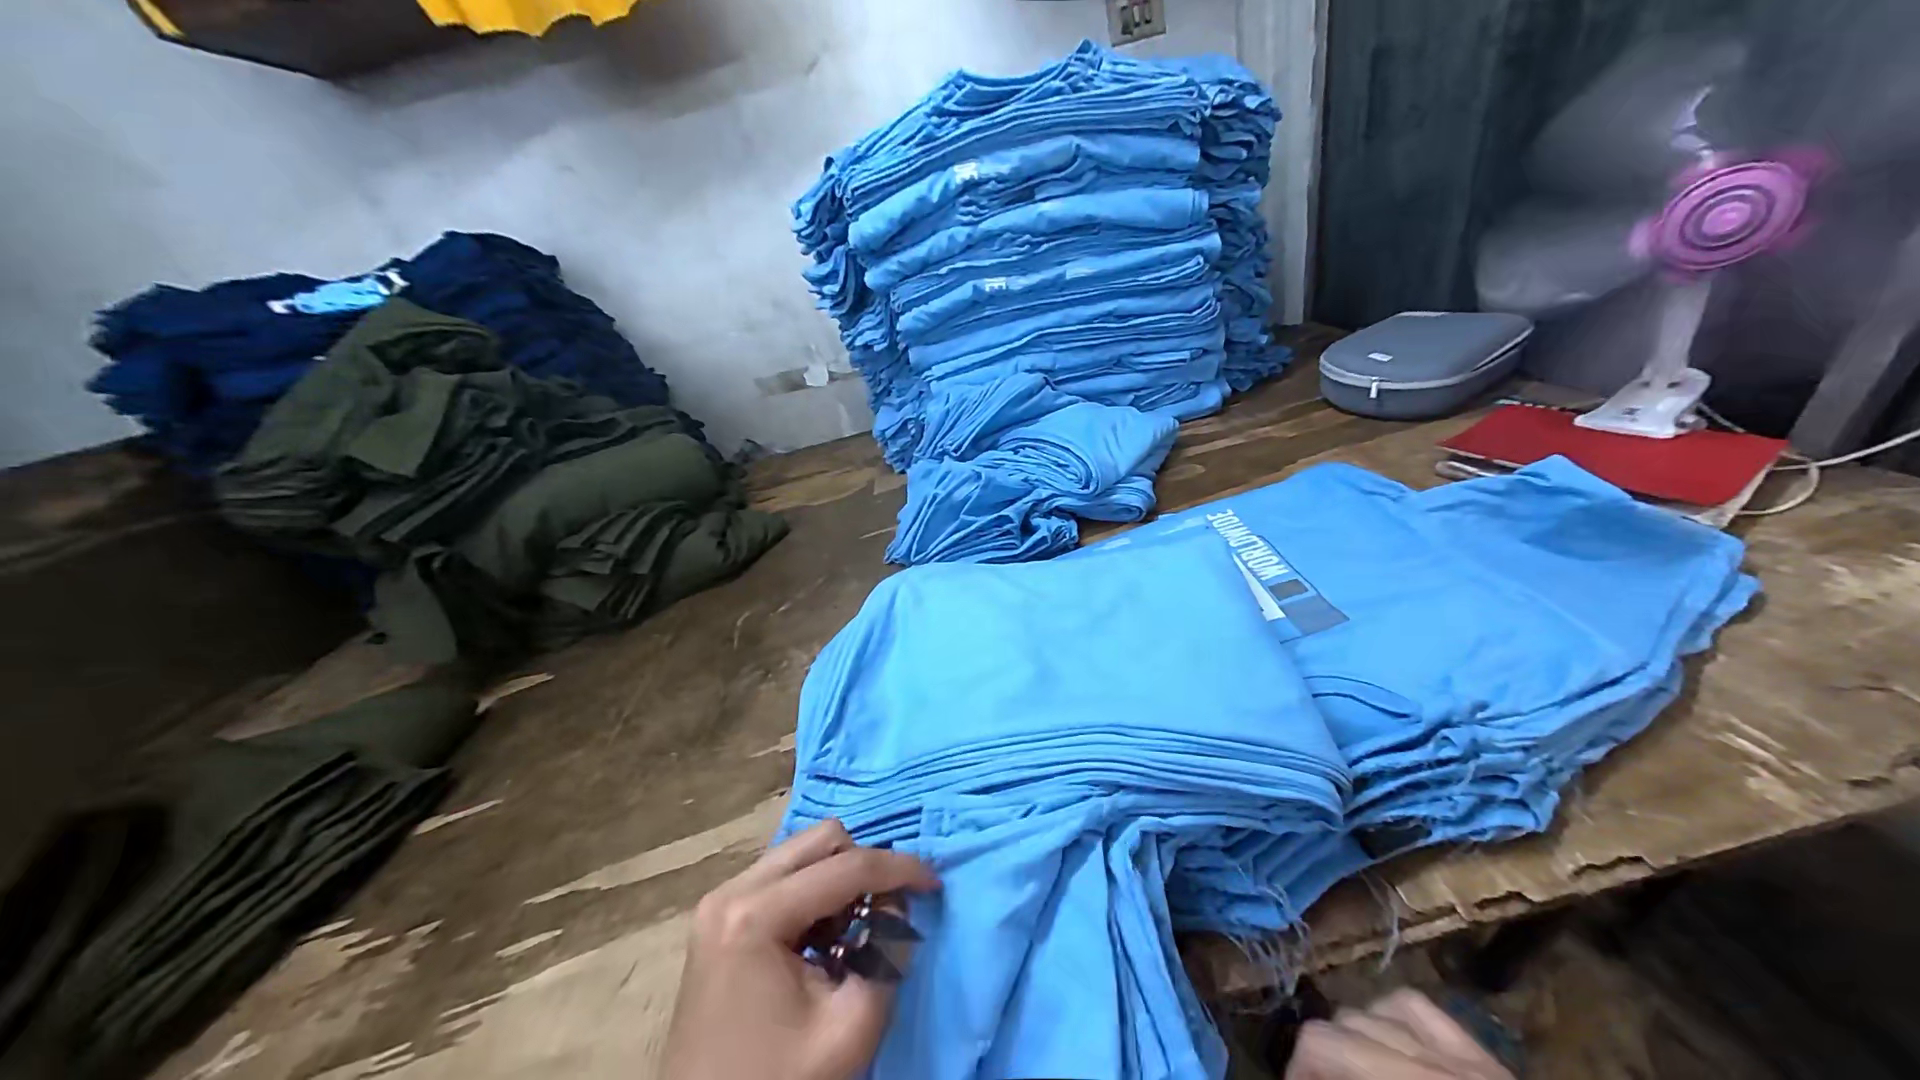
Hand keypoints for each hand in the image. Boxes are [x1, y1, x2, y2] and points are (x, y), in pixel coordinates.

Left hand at [662, 820, 940, 1079]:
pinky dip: (814, 895)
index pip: (847, 866)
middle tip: (888, 910)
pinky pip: (782, 878)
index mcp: (755, 914)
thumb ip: (886, 954)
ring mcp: (720, 901)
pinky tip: (824, 941)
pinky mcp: (719, 918)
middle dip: (865, 867)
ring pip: (802, 854)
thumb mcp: (850, 1027)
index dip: (900, 869)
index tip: (935, 884)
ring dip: (839, 881)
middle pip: (820, 842)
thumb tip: (897, 906)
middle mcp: (732, 891)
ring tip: (856, 932)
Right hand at [1287, 989, 1514, 1079]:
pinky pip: (1416, 1009)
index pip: (1324, 1050)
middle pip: (1336, 1031)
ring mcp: (1464, 1059)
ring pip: (1369, 1012)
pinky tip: (1385, 1046)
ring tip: (1345, 1077)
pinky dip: (1387, 1020)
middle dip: (1311, 1064)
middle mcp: (1439, 1070)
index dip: (1294, 1073)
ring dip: (1345, 1042)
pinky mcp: (1484, 1059)